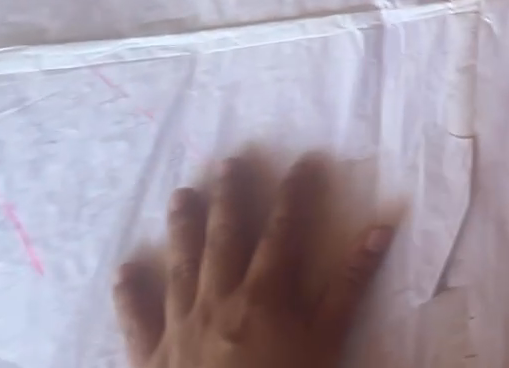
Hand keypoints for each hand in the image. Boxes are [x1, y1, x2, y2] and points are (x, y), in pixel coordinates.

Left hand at [114, 155, 393, 367]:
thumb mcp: (329, 336)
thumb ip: (352, 282)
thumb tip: (383, 227)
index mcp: (264, 293)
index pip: (283, 229)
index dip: (294, 193)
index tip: (303, 161)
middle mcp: (218, 300)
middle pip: (224, 239)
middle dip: (229, 198)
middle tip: (229, 161)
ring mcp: (178, 327)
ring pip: (180, 267)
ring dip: (182, 228)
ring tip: (182, 195)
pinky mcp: (148, 357)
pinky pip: (136, 319)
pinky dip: (130, 293)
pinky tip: (125, 269)